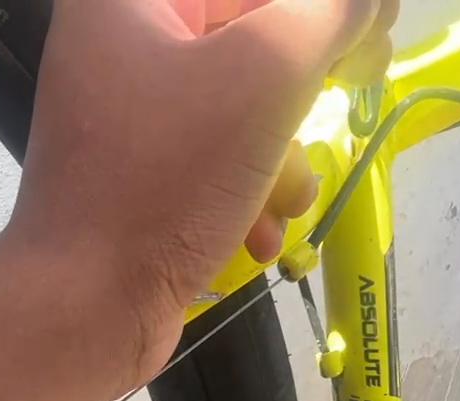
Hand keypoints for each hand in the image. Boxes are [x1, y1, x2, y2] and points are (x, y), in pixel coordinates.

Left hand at [0, 0, 396, 388]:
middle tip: (355, 90)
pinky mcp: (135, 188)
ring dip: (279, 161)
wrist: (87, 310)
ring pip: (231, 116)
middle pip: (241, 42)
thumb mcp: (264, 76)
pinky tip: (260, 238)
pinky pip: (206, 170)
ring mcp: (124, 127)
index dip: (316, 8)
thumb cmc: (166, 182)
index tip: (372, 30)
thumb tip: (366, 2)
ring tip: (291, 203)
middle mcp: (119, 51)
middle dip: (300, 90)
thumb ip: (326, 15)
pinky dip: (243, 200)